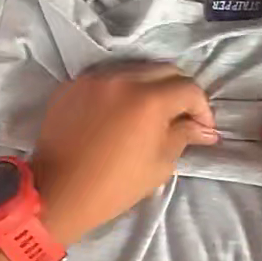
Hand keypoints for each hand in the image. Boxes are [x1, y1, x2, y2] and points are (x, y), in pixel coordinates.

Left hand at [31, 62, 218, 242]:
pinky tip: (118, 113)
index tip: (201, 128)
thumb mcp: (159, 163)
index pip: (188, 88)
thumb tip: (204, 128)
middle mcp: (121, 78)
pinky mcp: (73, 85)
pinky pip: (106, 78)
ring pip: (134, 69)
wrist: (57, 192)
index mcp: (148, 99)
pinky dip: (119, 90)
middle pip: (164, 70)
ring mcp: (93, 78)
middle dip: (178, 92)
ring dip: (149, 86)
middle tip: (180, 117)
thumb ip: (183, 135)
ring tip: (149, 113)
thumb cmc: (114, 185)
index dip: (202, 108)